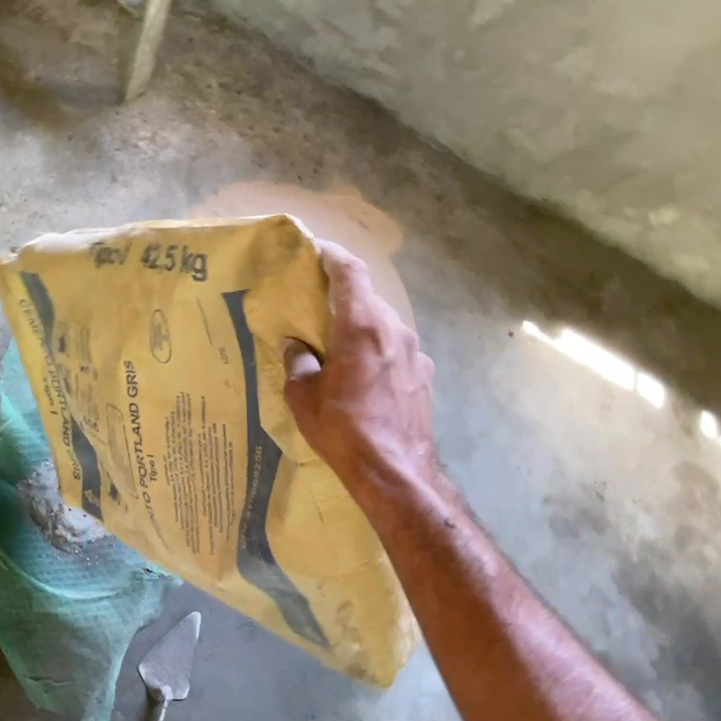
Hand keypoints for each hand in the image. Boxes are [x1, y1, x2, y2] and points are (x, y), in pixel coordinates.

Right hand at [284, 241, 438, 491]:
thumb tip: (297, 347)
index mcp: (362, 326)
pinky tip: (360, 376)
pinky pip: (395, 352)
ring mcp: (415, 354)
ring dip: (360, 327)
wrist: (394, 471)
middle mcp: (394, 331)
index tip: (316, 249)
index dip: (333, 256)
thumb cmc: (342, 428)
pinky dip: (375, 352)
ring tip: (336, 345)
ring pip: (383, 326)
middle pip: (368, 299)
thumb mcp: (303, 396)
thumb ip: (299, 363)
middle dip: (343, 298)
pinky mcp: (424, 378)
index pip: (350, 273)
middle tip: (317, 305)